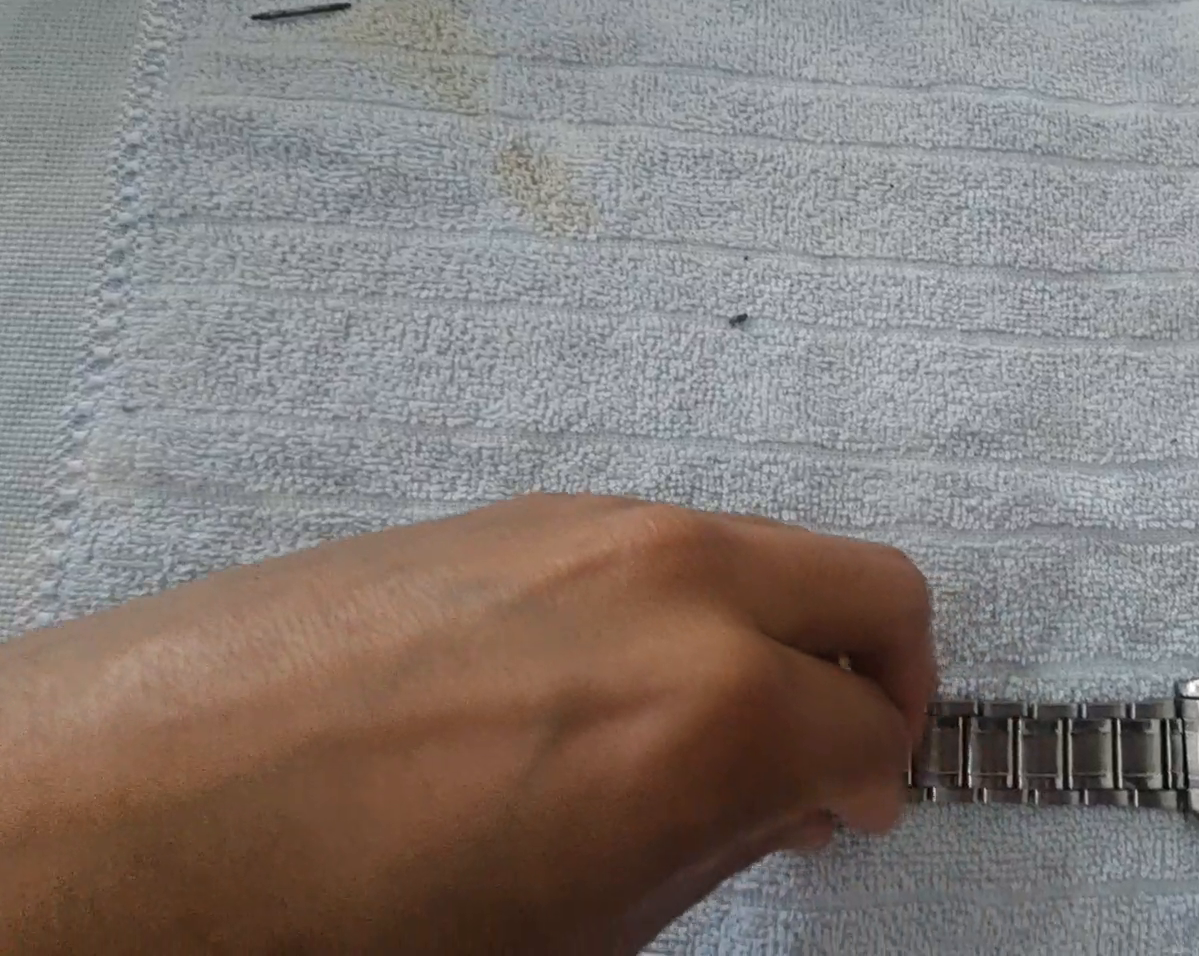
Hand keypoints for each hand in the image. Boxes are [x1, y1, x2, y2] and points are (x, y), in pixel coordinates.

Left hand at [0, 494, 935, 952]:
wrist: (82, 830)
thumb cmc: (350, 936)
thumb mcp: (593, 932)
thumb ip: (737, 834)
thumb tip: (812, 789)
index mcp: (714, 705)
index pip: (875, 724)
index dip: (880, 781)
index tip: (853, 813)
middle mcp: (690, 580)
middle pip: (881, 587)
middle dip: (895, 672)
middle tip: (850, 741)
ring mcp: (617, 523)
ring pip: (792, 554)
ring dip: (801, 633)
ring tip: (734, 716)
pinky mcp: (549, 506)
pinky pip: (694, 547)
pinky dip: (717, 608)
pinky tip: (635, 675)